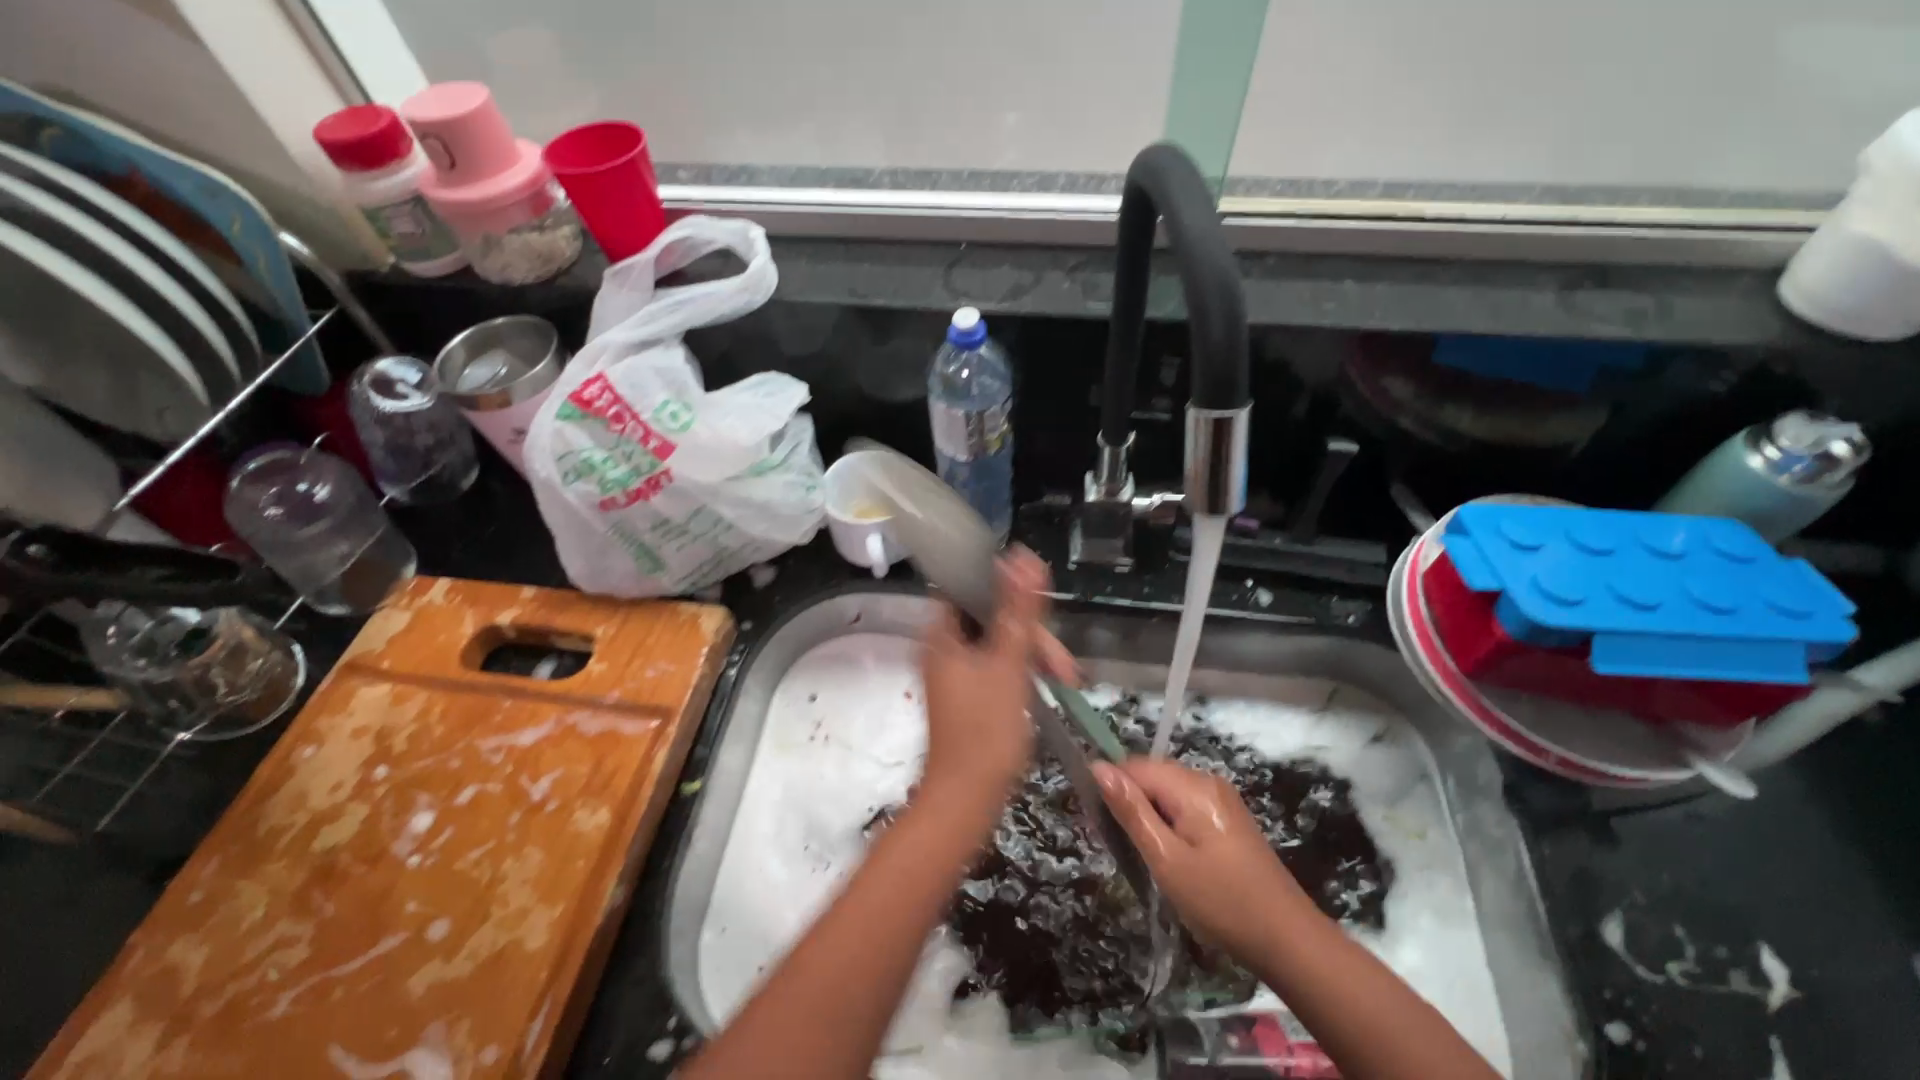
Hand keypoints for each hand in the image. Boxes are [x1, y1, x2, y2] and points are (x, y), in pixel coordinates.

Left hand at [919, 547, 1074, 805]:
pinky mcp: (968, 698)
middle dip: (1032, 635)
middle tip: (1062, 665)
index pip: (968, 587)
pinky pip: (997, 669)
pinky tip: (1046, 690)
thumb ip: (1018, 609)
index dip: (1004, 588)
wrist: (966, 798)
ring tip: (1065, 681)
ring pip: (999, 645)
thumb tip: (1021, 554)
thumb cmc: (986, 730)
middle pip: (991, 618)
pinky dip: (1022, 675)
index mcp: (941, 634)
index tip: (1040, 607)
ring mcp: (954, 674)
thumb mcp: (1009, 663)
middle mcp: (942, 649)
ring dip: (1033, 656)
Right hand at [1093, 758, 1311, 957]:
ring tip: (1144, 857)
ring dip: (1149, 817)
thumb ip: (1131, 811)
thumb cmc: (1221, 902)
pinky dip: (1169, 825)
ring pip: (1167, 794)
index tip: (1100, 827)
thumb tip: (1099, 767)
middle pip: (1152, 776)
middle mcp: (1208, 782)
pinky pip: (1185, 808)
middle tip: (1123, 849)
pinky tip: (1170, 858)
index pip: (1135, 766)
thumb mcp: (1166, 860)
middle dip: (1130, 804)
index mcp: (1193, 787)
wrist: (1287, 939)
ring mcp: (1222, 800)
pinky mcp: (1229, 820)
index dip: (1111, 789)